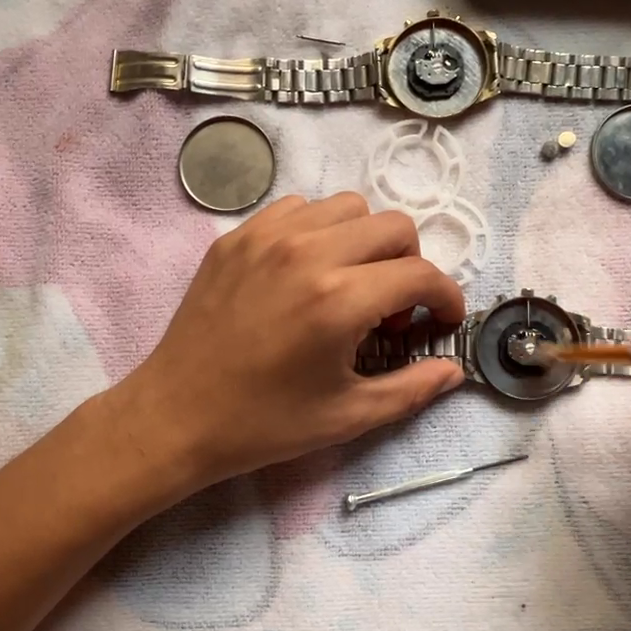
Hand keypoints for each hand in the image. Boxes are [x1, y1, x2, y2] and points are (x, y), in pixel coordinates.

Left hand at [105, 193, 464, 489]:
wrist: (177, 416)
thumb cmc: (264, 423)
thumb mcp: (347, 416)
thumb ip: (410, 388)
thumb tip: (453, 370)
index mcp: (340, 300)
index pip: (420, 274)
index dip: (446, 297)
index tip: (442, 320)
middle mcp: (308, 253)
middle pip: (393, 226)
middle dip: (410, 265)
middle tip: (392, 309)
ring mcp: (267, 238)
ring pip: (347, 207)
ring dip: (366, 242)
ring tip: (350, 285)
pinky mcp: (237, 238)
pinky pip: (297, 210)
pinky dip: (318, 231)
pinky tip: (307, 272)